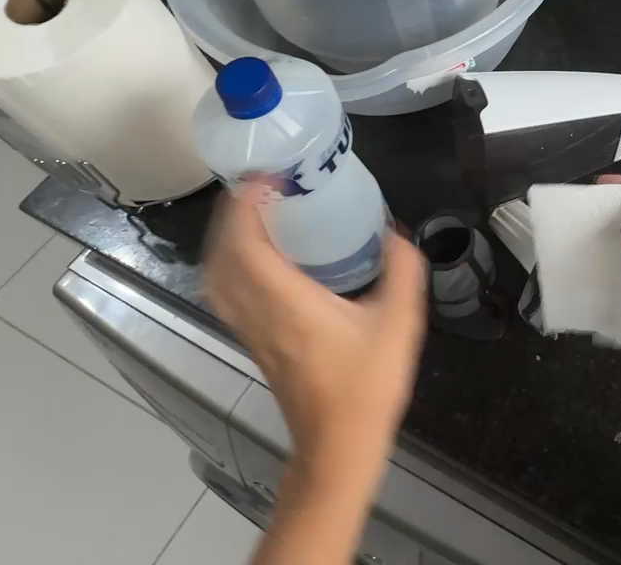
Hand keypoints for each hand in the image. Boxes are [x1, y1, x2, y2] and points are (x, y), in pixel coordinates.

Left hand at [204, 181, 426, 480]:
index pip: (247, 246)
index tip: (266, 175)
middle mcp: (259, 313)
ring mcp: (251, 331)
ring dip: (226, 238)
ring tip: (256, 211)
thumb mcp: (400, 320)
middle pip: (221, 257)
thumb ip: (402, 269)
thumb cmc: (368, 384)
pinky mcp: (255, 342)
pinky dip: (231, 262)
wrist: (339, 444)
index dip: (246, 206)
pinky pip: (227, 292)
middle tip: (259, 183)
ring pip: (218, 277)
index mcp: (289, 303)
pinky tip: (261, 254)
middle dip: (231, 214)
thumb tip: (394, 232)